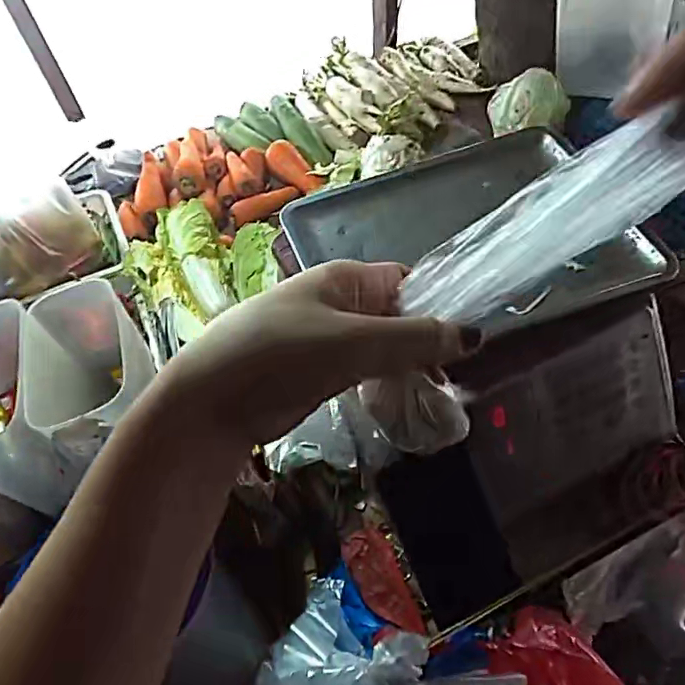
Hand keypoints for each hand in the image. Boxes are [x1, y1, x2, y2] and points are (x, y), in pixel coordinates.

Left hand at [152, 260, 480, 447]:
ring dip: (402, 369)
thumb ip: (413, 339)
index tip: (466, 344)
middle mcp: (334, 302)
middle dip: (423, 344)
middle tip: (453, 380)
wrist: (212, 401)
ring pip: (377, 348)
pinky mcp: (310, 373)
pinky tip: (396, 404)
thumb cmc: (282, 356)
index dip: (438, 307)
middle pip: (394, 317)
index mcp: (344, 279)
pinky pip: (357, 372)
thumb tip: (473, 335)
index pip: (406, 282)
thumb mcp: (354, 343)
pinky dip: (378, 385)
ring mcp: (321, 339)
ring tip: (434, 397)